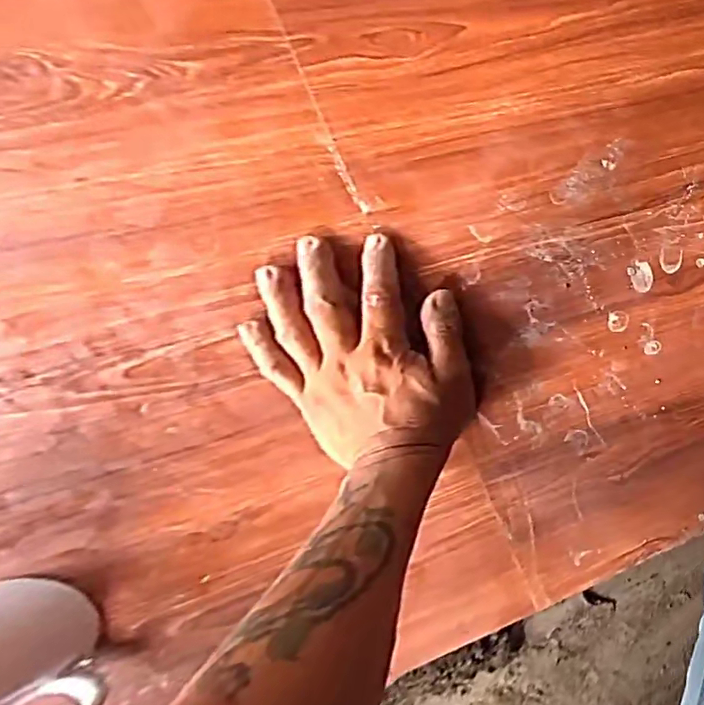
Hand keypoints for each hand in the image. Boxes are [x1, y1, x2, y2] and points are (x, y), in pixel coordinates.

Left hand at [237, 233, 474, 469]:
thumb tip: (439, 295)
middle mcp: (345, 357)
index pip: (380, 297)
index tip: (375, 240)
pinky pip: (276, 368)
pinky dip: (259, 345)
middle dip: (318, 271)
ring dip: (279, 298)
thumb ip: (444, 333)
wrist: (394, 463)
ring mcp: (320, 377)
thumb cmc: (432, 417)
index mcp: (385, 349)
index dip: (377, 266)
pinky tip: (249, 325)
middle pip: (327, 306)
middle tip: (310, 243)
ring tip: (269, 270)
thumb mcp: (454, 374)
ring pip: (293, 331)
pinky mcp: (305, 397)